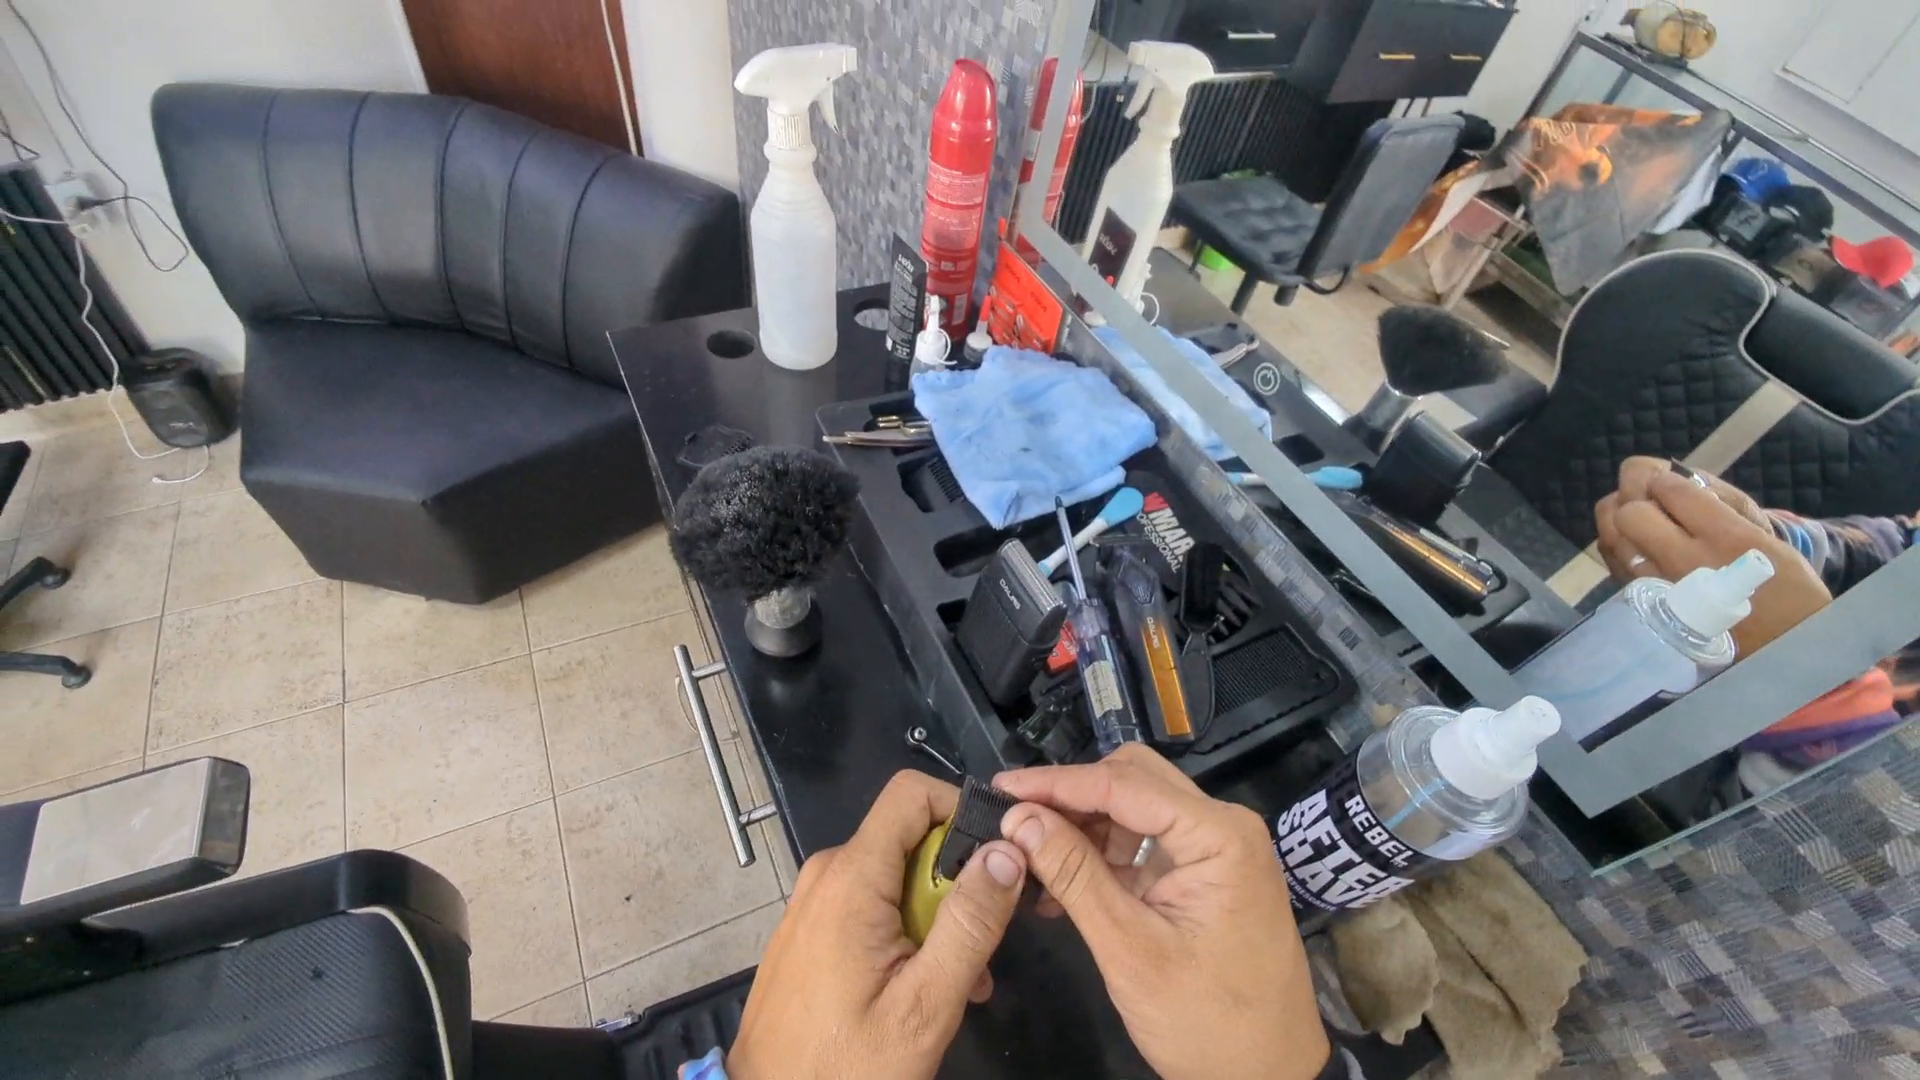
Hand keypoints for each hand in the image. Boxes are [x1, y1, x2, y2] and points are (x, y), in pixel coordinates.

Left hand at [724, 771, 1028, 1079]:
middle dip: (954, 879)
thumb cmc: (846, 1067)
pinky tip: (918, 987)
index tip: (995, 856)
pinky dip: (903, 929)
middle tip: (982, 943)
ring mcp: (814, 901)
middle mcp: (827, 872)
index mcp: (851, 876)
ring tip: (959, 982)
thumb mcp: (924, 1004)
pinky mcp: (810, 928)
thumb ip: (970, 923)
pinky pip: (868, 903)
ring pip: (894, 875)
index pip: (911, 792)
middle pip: (909, 837)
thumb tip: (1007, 849)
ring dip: (934, 914)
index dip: (958, 809)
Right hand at [996, 746, 1329, 1079]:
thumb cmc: (1206, 1023)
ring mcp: (1215, 845)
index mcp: (1218, 835)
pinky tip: (1061, 880)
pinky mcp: (1203, 868)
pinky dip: (1101, 851)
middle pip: (1131, 779)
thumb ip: (1073, 875)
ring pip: (1133, 803)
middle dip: (1071, 796)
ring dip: (1083, 823)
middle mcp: (1221, 824)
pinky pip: (1143, 837)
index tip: (1002, 788)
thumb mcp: (1130, 950)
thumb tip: (1019, 818)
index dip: (1056, 783)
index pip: (1123, 784)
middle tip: (1018, 820)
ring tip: (1034, 856)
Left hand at [1596, 470, 1829, 655]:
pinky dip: (1618, 538)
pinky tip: (1637, 538)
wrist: (1777, 644)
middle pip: (1629, 511)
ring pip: (1610, 531)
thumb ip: (1719, 507)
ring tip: (1644, 516)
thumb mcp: (1768, 539)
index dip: (1667, 479)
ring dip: (1621, 515)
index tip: (1673, 482)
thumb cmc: (1779, 585)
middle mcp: (1682, 559)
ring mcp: (1651, 579)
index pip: (1674, 492)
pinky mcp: (1633, 594)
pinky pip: (1610, 554)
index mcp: (1728, 540)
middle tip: (1653, 496)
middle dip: (1636, 495)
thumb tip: (1675, 479)